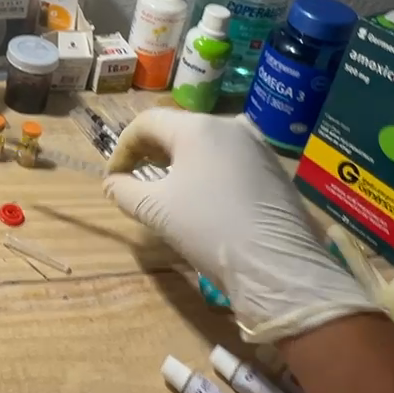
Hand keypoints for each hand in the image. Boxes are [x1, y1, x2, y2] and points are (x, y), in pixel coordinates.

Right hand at [103, 110, 376, 344]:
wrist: (281, 269)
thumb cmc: (210, 229)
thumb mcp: (156, 210)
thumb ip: (124, 190)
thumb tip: (112, 183)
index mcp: (197, 127)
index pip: (146, 123)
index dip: (123, 148)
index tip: (114, 178)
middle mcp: (229, 125)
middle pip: (177, 129)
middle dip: (151, 153)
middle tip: (136, 180)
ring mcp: (257, 146)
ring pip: (205, 143)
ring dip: (180, 161)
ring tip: (169, 189)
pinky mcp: (274, 169)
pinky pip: (230, 158)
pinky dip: (208, 170)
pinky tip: (206, 198)